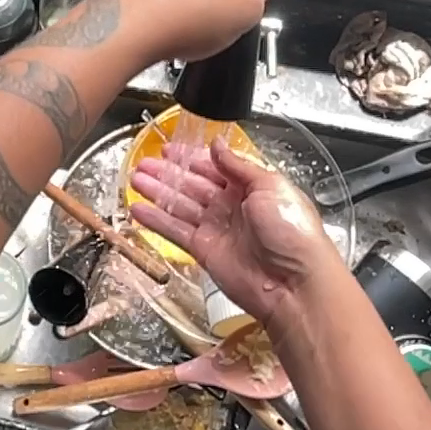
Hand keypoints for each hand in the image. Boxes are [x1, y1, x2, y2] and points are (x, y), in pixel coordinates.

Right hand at [128, 139, 343, 328]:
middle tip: (144, 163)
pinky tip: (139, 210)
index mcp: (251, 187)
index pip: (214, 167)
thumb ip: (238, 165)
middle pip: (192, 185)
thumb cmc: (294, 233)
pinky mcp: (205, 250)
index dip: (190, 158)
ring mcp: (217, 229)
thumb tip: (217, 145)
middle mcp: (232, 206)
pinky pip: (175, 231)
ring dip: (157, 192)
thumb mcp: (269, 185)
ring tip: (135, 180)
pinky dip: (156, 221)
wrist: (295, 284)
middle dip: (168, 173)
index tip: (169, 149)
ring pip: (180, 206)